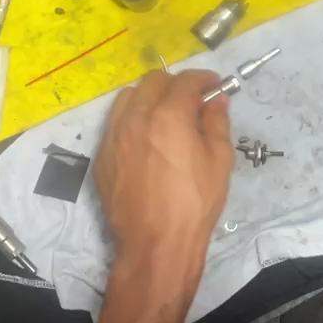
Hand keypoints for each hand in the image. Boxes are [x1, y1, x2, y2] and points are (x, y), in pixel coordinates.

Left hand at [93, 69, 233, 291]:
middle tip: (192, 101)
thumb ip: (217, 123)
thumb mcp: (220, 160)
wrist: (156, 244)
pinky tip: (147, 139)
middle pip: (153, 81)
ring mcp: (113, 136)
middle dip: (176, 84)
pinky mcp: (102, 156)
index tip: (214, 86)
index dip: (204, 79)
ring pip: (128, 97)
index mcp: (169, 117)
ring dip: (149, 97)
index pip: (186, 81)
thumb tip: (216, 100)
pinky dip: (133, 119)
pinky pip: (115, 123)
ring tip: (165, 116)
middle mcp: (136, 118)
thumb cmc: (195, 203)